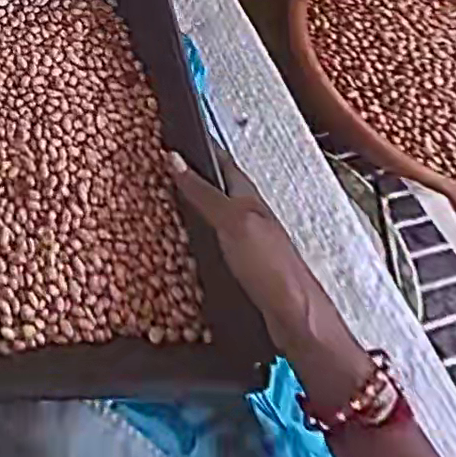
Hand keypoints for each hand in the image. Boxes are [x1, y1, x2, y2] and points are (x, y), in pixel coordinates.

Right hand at [167, 144, 293, 282]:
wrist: (297, 321)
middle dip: (188, 175)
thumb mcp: (232, 222)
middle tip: (158, 167)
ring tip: (160, 200)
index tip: (174, 135)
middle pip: (212, 185)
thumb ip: (202, 191)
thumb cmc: (271, 267)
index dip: (199, 145)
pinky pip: (208, 240)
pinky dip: (192, 235)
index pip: (219, 159)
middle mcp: (245, 213)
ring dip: (187, 206)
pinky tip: (180, 242)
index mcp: (246, 195)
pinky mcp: (239, 264)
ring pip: (209, 213)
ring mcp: (243, 240)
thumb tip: (174, 158)